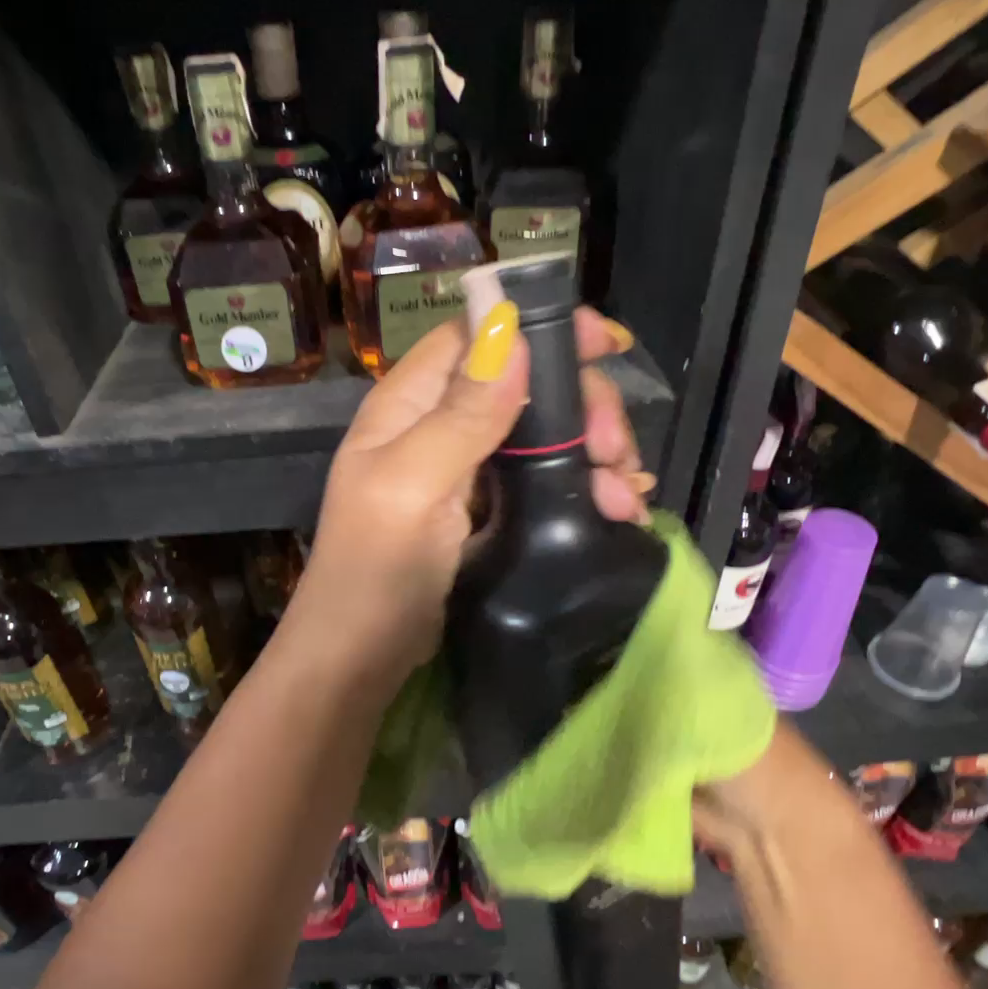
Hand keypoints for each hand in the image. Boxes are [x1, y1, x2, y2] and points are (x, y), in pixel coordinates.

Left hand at [285, 306, 649, 695]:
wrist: (361, 658)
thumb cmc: (377, 569)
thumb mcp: (414, 485)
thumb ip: (462, 414)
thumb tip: (511, 333)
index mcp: (407, 405)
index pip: (474, 337)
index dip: (536, 329)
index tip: (604, 345)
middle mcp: (437, 427)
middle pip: (523, 383)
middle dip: (581, 406)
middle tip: (616, 453)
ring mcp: (464, 472)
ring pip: (541, 432)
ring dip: (593, 453)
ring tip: (626, 498)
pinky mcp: (486, 512)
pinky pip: (543, 479)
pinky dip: (583, 488)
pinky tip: (619, 512)